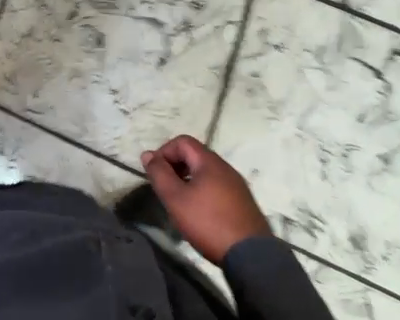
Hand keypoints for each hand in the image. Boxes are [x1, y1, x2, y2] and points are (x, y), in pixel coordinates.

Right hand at [140, 135, 271, 263]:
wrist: (252, 257)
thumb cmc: (208, 222)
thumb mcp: (175, 198)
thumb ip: (159, 173)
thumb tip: (147, 154)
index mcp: (210, 162)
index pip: (182, 141)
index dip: (164, 152)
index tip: (155, 172)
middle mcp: (226, 168)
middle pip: (195, 155)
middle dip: (175, 166)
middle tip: (165, 187)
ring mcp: (238, 186)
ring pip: (207, 173)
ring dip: (189, 180)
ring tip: (180, 201)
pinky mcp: (244, 203)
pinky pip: (218, 187)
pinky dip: (203, 191)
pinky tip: (200, 213)